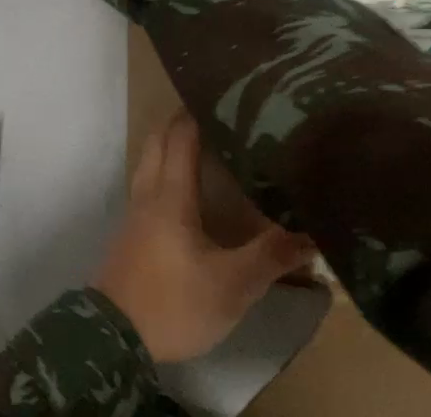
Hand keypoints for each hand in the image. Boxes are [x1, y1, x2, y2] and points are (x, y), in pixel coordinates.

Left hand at [92, 113, 315, 363]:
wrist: (116, 335)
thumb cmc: (174, 303)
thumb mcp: (232, 286)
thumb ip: (271, 256)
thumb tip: (315, 231)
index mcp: (170, 195)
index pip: (181, 137)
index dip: (199, 112)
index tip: (225, 94)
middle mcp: (148, 192)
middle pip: (159, 140)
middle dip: (182, 121)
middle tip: (218, 113)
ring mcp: (135, 211)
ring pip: (150, 161)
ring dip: (172, 145)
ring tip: (208, 144)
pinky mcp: (132, 231)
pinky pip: (148, 182)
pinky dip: (166, 169)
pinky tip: (190, 188)